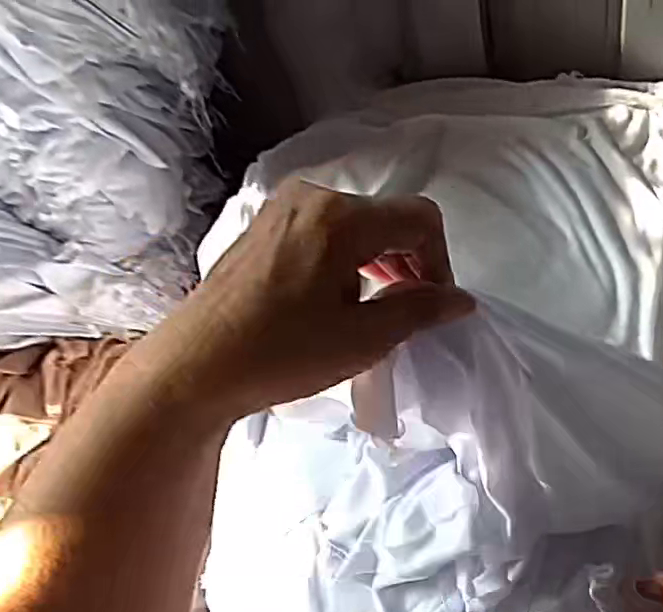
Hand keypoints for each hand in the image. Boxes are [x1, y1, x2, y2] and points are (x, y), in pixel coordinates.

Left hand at [142, 179, 474, 419]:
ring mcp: (283, 208)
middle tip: (412, 313)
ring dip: (383, 263)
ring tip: (379, 312)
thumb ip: (420, 310)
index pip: (420, 219)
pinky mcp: (265, 227)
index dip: (441, 263)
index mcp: (341, 217)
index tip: (435, 307)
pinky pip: (327, 232)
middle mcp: (312, 196)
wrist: (200, 365)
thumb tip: (462, 300)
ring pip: (359, 225)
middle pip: (389, 218)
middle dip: (413, 263)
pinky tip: (342, 302)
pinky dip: (351, 261)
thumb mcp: (365, 337)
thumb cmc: (286, 352)